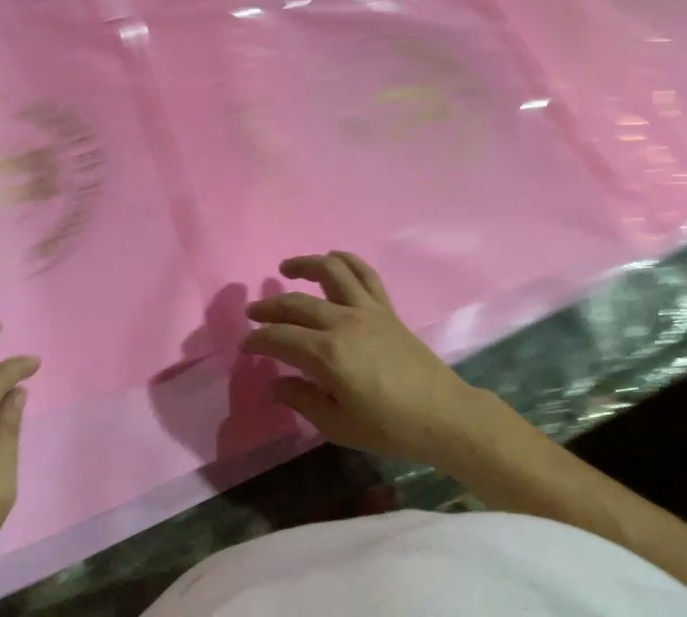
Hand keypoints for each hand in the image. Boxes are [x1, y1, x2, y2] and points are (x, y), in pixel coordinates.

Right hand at [241, 252, 494, 465]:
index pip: (280, 338)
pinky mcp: (386, 308)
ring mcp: (367, 310)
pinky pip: (364, 273)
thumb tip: (274, 384)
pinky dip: (346, 260)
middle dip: (269, 307)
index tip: (245, 345)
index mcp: (327, 355)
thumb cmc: (388, 428)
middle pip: (297, 304)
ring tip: (286, 269)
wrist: (441, 414)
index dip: (258, 340)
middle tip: (253, 313)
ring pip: (330, 272)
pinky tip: (332, 259)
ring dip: (304, 265)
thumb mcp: (338, 426)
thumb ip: (302, 400)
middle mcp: (343, 323)